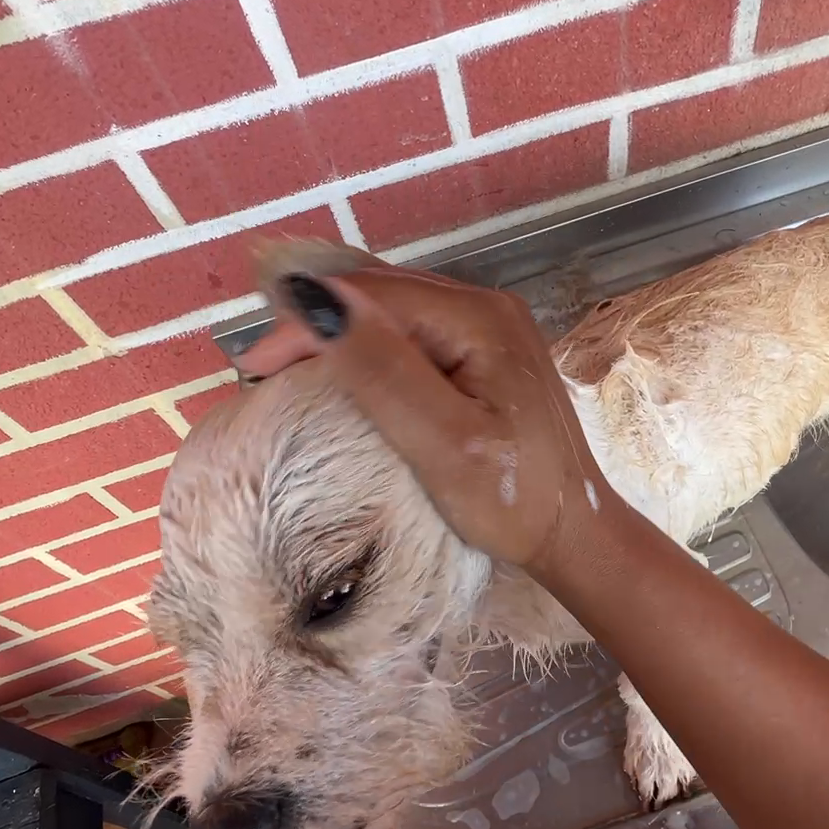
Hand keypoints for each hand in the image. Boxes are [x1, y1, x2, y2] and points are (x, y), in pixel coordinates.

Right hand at [234, 257, 619, 581]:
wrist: (574, 532)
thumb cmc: (512, 501)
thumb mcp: (443, 442)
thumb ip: (384, 371)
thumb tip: (316, 298)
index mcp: (480, 319)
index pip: (372, 298)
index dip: (307, 322)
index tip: (254, 368)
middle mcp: (488, 308)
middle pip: (384, 296)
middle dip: (319, 322)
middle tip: (264, 369)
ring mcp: (493, 330)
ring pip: (398, 312)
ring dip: (344, 332)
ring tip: (293, 367)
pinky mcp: (490, 356)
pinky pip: (419, 335)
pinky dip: (376, 347)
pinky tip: (351, 368)